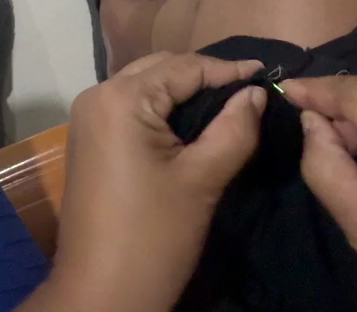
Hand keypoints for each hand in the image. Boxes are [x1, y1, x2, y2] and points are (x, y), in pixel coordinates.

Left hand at [39, 52, 265, 311]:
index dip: (228, 70)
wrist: (100, 299)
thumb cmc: (153, 238)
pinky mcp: (90, 138)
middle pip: (162, 69)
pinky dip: (163, 107)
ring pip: (147, 85)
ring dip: (184, 90)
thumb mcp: (202, 180)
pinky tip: (192, 120)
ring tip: (228, 100)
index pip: (184, 67)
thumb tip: (257, 93)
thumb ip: (234, 129)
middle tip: (249, 89)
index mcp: (122, 98)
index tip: (266, 73)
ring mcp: (90, 116)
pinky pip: (132, 106)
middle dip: (205, 76)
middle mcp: (99, 95)